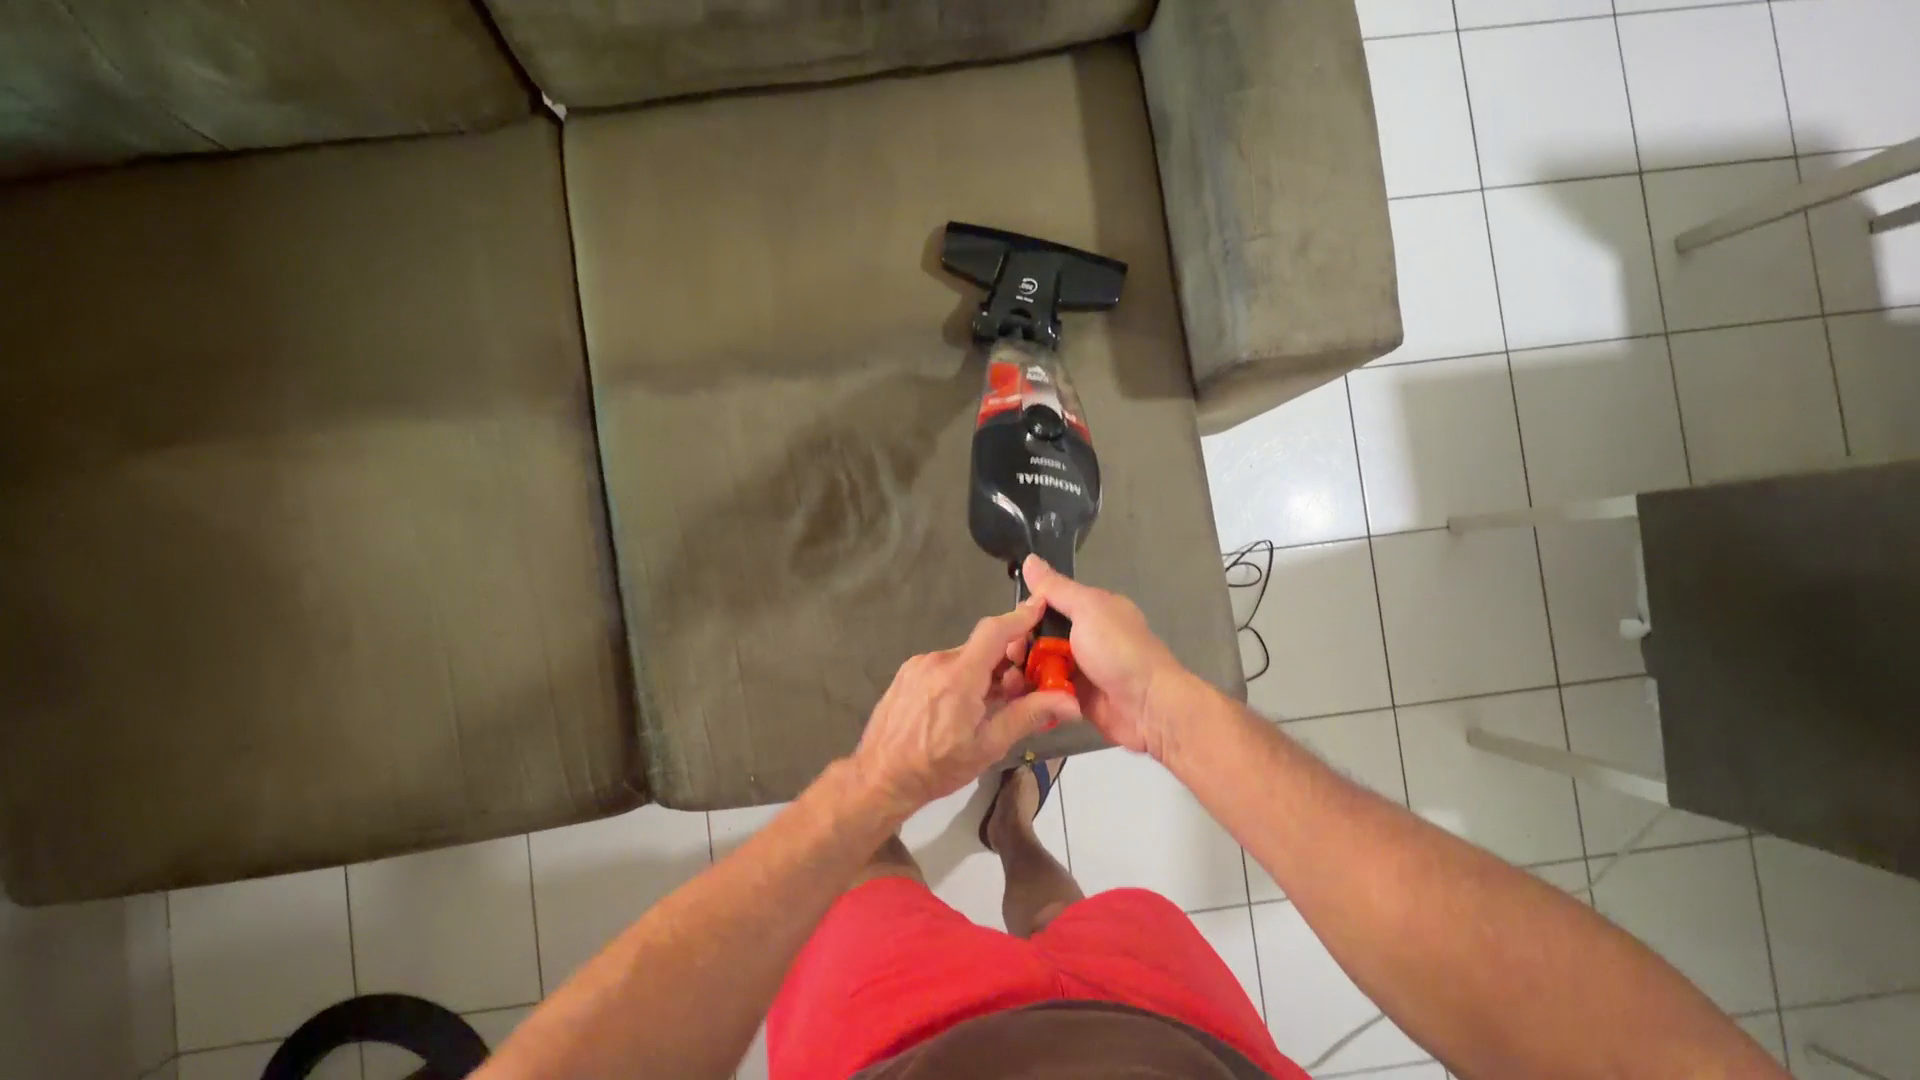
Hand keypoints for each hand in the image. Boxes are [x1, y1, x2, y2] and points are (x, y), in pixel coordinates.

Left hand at [849, 597, 1080, 817]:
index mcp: (959, 676)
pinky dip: (963, 677)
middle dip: (1007, 661)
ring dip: (984, 673)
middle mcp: (937, 661)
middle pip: (983, 647)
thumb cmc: (936, 767)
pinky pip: (945, 666)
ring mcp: (918, 665)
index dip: (1021, 616)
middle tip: (1022, 689)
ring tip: (991, 706)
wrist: (880, 777)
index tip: (1041, 606)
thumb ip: (1028, 715)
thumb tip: (1070, 703)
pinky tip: (964, 706)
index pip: (995, 631)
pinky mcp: (907, 674)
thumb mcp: (988, 746)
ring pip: (964, 658)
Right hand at [1020, 555, 1198, 758]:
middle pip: (1038, 637)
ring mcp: (1079, 669)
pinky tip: (1019, 696)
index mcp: (1090, 610)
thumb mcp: (1088, 609)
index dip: (1025, 614)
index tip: (1010, 626)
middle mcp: (1083, 637)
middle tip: (1011, 659)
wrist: (1148, 706)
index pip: (1046, 604)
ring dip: (1025, 672)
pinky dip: (1035, 692)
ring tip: (1012, 681)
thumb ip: (1056, 588)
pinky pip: (1046, 691)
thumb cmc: (1119, 650)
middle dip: (1021, 646)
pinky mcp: (1074, 698)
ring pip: (1040, 665)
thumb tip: (1029, 559)